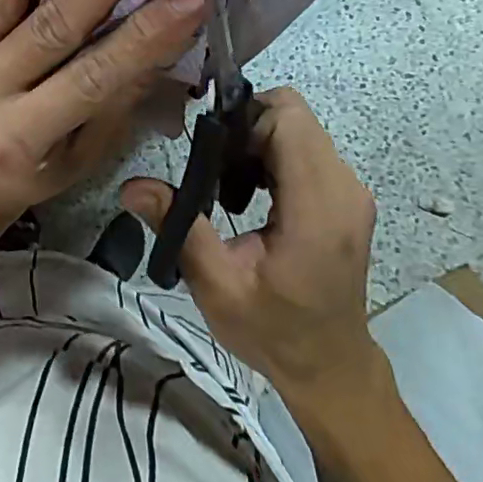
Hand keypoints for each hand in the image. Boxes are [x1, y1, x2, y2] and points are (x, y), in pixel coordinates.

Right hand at [122, 87, 378, 391]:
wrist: (329, 365)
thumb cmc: (273, 331)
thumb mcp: (217, 286)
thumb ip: (179, 227)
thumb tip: (131, 186)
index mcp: (317, 208)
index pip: (287, 119)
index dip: (244, 121)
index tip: (209, 152)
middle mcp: (344, 187)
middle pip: (293, 116)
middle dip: (246, 129)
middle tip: (212, 170)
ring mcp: (351, 190)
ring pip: (301, 128)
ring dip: (259, 142)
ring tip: (229, 186)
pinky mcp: (347, 196)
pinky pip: (308, 148)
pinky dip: (274, 155)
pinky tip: (252, 194)